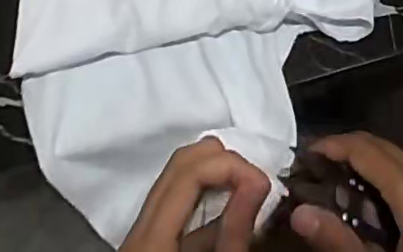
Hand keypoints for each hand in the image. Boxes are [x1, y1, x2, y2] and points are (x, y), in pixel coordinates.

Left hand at [119, 137, 269, 251]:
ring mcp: (141, 232)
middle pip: (181, 163)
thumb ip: (234, 234)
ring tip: (247, 190)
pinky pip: (178, 201)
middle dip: (224, 161)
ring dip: (216, 172)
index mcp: (148, 238)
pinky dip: (207, 194)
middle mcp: (138, 227)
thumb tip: (260, 179)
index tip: (263, 183)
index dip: (231, 166)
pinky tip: (232, 208)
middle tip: (255, 182)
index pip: (190, 172)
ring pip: (178, 176)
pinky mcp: (150, 241)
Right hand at [287, 133, 402, 251]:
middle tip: (314, 170)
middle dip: (346, 152)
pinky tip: (371, 202)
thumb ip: (338, 241)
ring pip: (397, 157)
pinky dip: (387, 177)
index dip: (332, 145)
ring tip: (336, 185)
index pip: (364, 148)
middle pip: (381, 147)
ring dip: (366, 164)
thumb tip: (299, 213)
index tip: (303, 155)